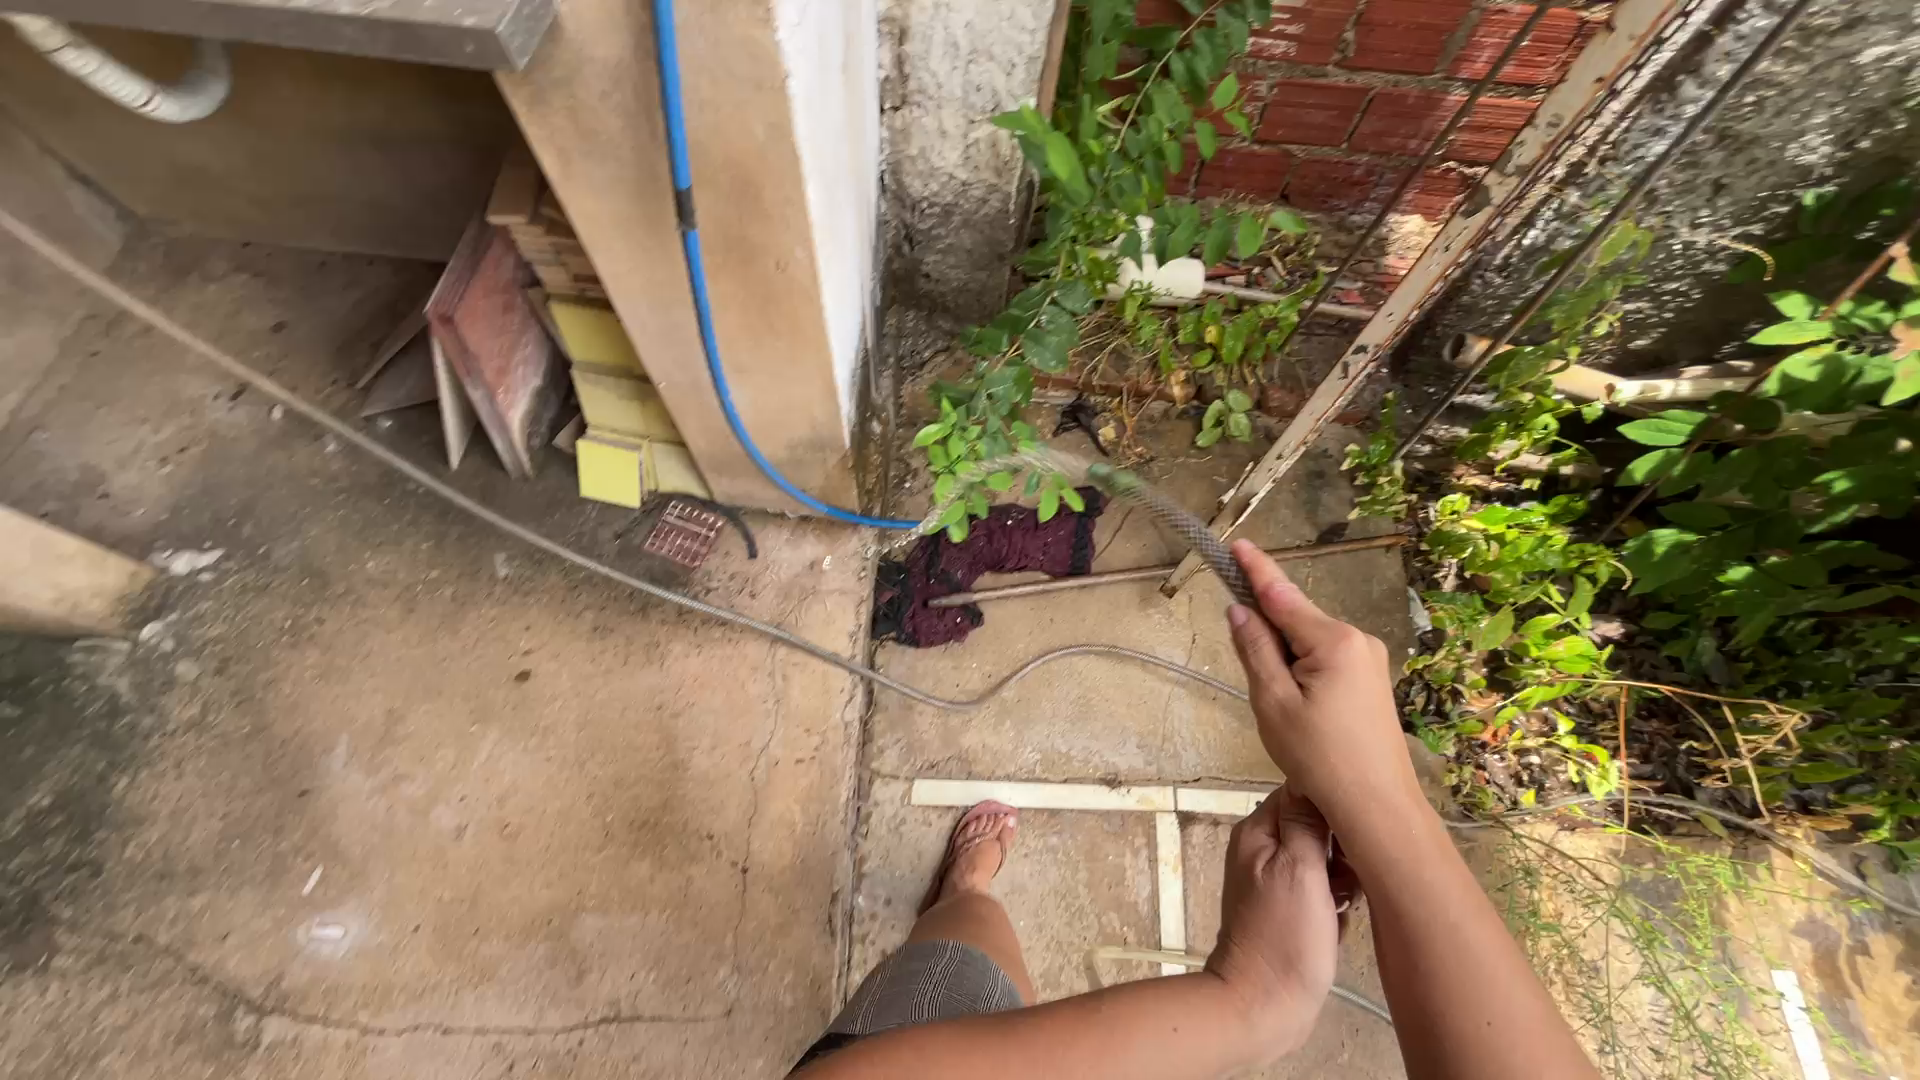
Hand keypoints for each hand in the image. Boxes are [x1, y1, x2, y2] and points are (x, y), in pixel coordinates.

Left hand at [1207, 783, 1354, 1058]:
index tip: (1355, 833)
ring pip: (1322, 859)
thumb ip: (1305, 823)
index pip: (1299, 794)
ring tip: (1344, 901)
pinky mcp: (1288, 907)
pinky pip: (1320, 888)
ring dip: (1341, 877)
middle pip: (1313, 827)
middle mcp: (1262, 848)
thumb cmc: (1284, 935)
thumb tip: (1310, 778)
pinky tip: (1340, 918)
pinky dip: (1334, 900)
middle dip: (1340, 848)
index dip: (1332, 809)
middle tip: (1348, 876)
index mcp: (1257, 831)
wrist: (1265, 1002)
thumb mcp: (1300, 869)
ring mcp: (1273, 878)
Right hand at [1224, 539, 1422, 833]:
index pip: (1282, 595)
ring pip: (1309, 640)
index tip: (1236, 543)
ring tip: (1275, 700)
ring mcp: (1369, 659)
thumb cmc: (1318, 756)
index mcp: (1333, 640)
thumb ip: (1254, 649)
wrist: (1377, 806)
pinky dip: (1300, 664)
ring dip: (1283, 652)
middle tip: (1247, 666)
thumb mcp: (1272, 701)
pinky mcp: (1371, 679)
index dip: (1255, 569)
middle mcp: (1356, 639)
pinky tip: (1294, 697)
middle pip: (1296, 618)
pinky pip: (1324, 656)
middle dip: (1266, 627)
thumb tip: (1239, 609)